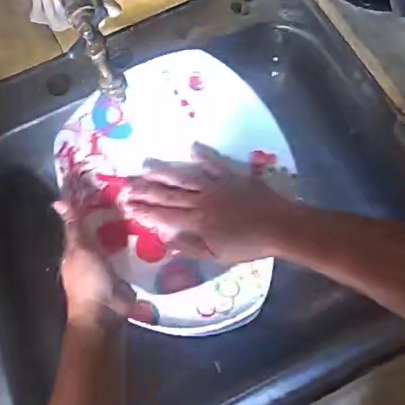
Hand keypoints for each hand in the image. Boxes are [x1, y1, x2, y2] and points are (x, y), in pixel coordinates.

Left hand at [54, 200, 134, 324]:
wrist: (105, 314)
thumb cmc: (88, 280)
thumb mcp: (80, 248)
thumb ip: (75, 226)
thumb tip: (59, 202)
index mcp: (77, 246)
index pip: (84, 220)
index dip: (94, 206)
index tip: (111, 191)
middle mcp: (92, 252)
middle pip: (103, 228)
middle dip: (116, 215)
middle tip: (134, 198)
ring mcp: (110, 262)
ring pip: (119, 239)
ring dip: (129, 228)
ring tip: (145, 211)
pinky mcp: (126, 272)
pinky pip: (132, 253)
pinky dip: (139, 244)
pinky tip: (152, 232)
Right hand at [117, 143, 304, 263]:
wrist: (279, 226)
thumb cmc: (249, 245)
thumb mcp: (217, 256)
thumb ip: (190, 247)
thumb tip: (165, 239)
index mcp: (196, 221)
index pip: (163, 215)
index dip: (143, 210)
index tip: (125, 204)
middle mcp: (200, 200)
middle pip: (167, 193)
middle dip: (144, 189)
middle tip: (125, 184)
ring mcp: (215, 185)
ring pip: (183, 176)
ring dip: (163, 171)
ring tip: (145, 165)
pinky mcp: (231, 176)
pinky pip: (213, 163)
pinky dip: (203, 155)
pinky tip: (191, 148)